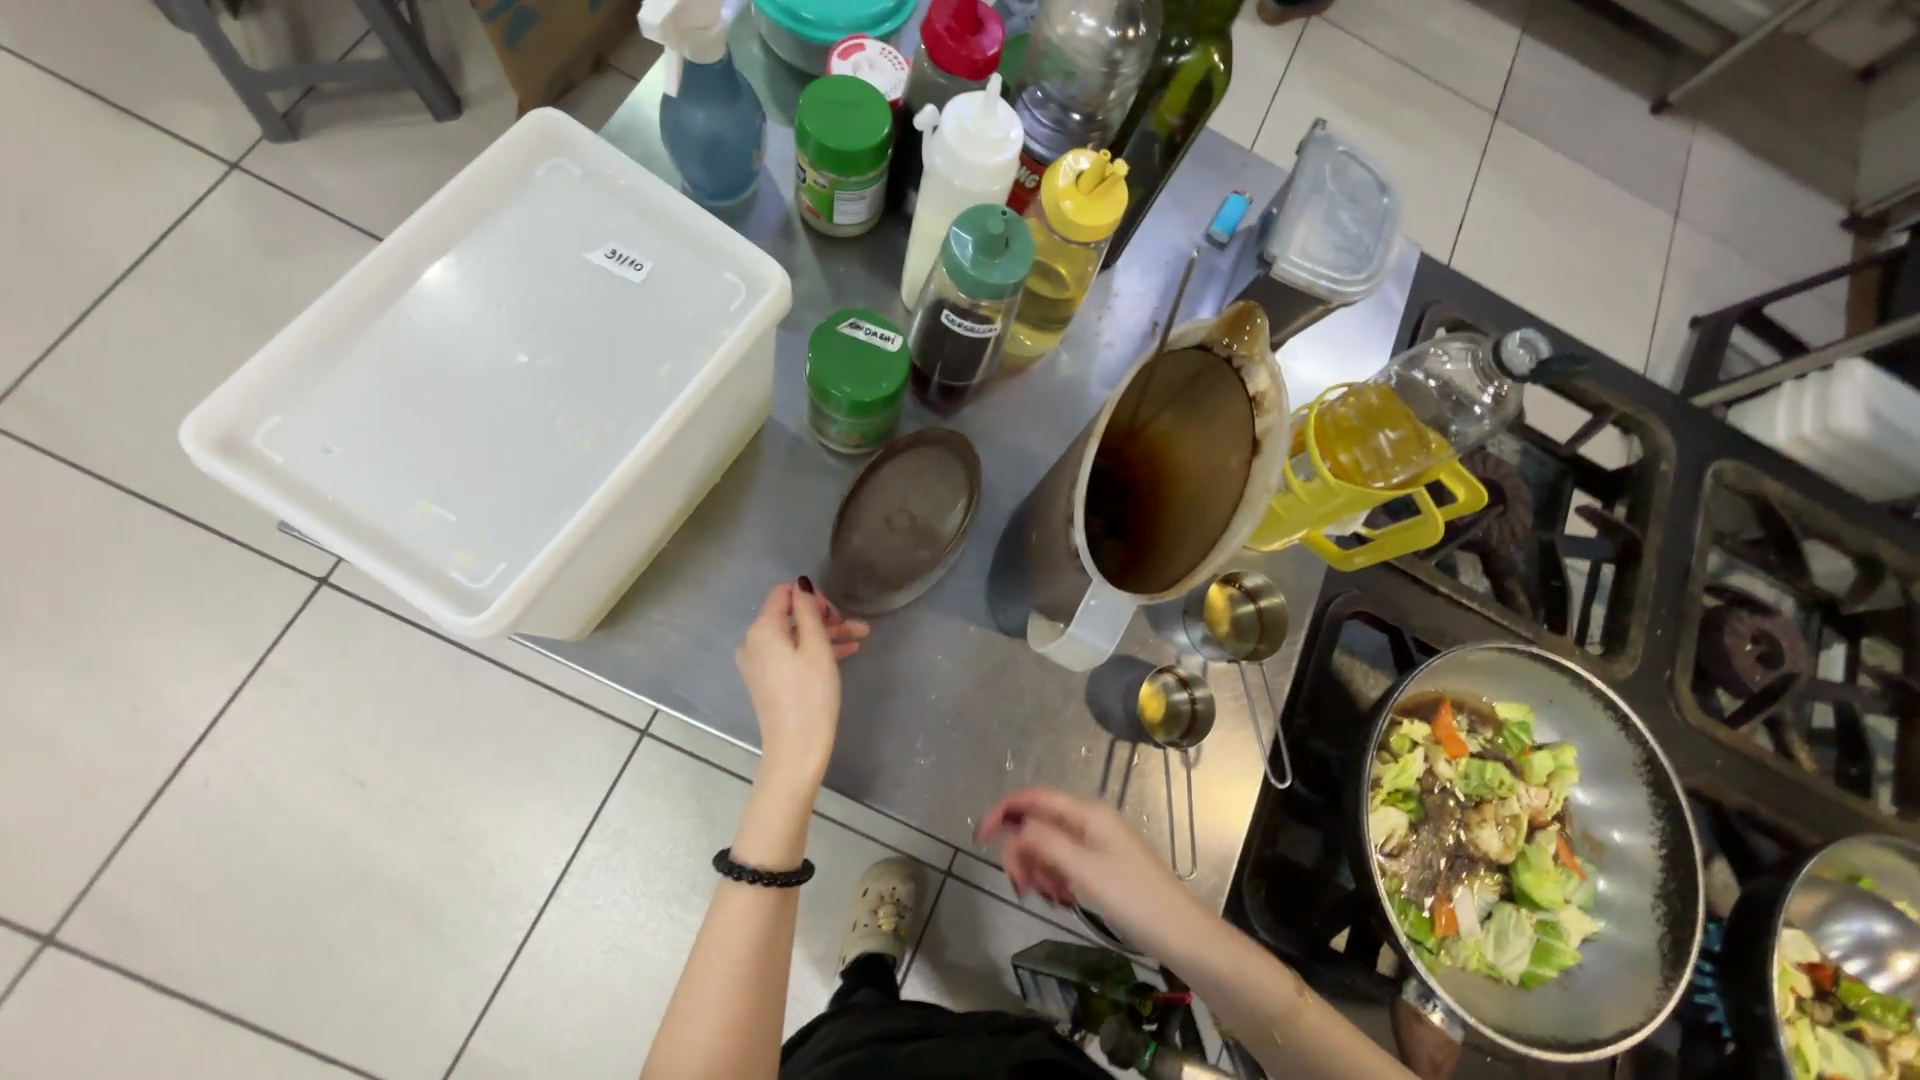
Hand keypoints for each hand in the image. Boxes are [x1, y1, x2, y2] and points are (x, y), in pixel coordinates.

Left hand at [735, 580, 868, 785]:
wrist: (796, 748)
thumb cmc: (811, 695)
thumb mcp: (816, 647)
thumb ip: (809, 611)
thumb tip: (801, 584)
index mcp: (762, 629)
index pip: (782, 592)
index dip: (811, 595)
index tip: (836, 612)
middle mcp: (753, 642)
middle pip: (790, 615)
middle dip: (824, 616)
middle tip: (855, 625)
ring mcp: (758, 662)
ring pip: (794, 636)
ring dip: (825, 634)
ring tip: (859, 638)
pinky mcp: (766, 679)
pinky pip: (790, 654)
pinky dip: (814, 650)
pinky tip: (846, 652)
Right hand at [977, 788, 1205, 953]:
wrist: (1179, 932)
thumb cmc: (1133, 898)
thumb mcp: (1083, 869)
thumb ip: (1045, 842)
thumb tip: (1016, 827)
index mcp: (1086, 812)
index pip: (1033, 798)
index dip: (1003, 812)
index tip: (980, 838)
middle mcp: (1089, 820)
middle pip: (1037, 825)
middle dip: (1023, 853)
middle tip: (1023, 887)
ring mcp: (1095, 842)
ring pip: (1048, 847)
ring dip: (1039, 870)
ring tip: (1051, 898)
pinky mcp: (1100, 864)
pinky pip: (1064, 863)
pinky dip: (1055, 879)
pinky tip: (1063, 899)